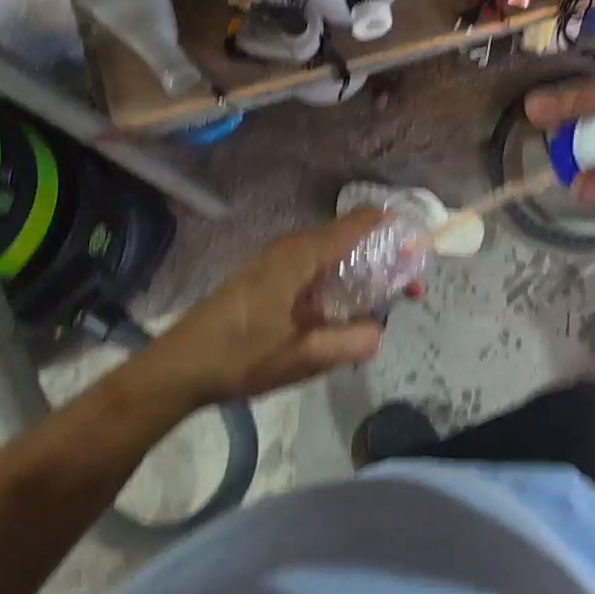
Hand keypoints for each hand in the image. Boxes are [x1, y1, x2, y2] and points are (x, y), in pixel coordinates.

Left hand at [138, 208, 405, 406]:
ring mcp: (278, 260)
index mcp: (303, 255)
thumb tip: (382, 330)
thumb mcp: (303, 358)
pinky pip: (319, 265)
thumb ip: (351, 341)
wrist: (173, 372)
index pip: (365, 221)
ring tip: (382, 306)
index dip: (399, 234)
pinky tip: (344, 313)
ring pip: (338, 252)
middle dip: (389, 259)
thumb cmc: (238, 359)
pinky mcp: (269, 276)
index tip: (421, 260)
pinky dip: (342, 280)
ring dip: (366, 272)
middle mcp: (293, 247)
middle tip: (409, 294)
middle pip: (356, 236)